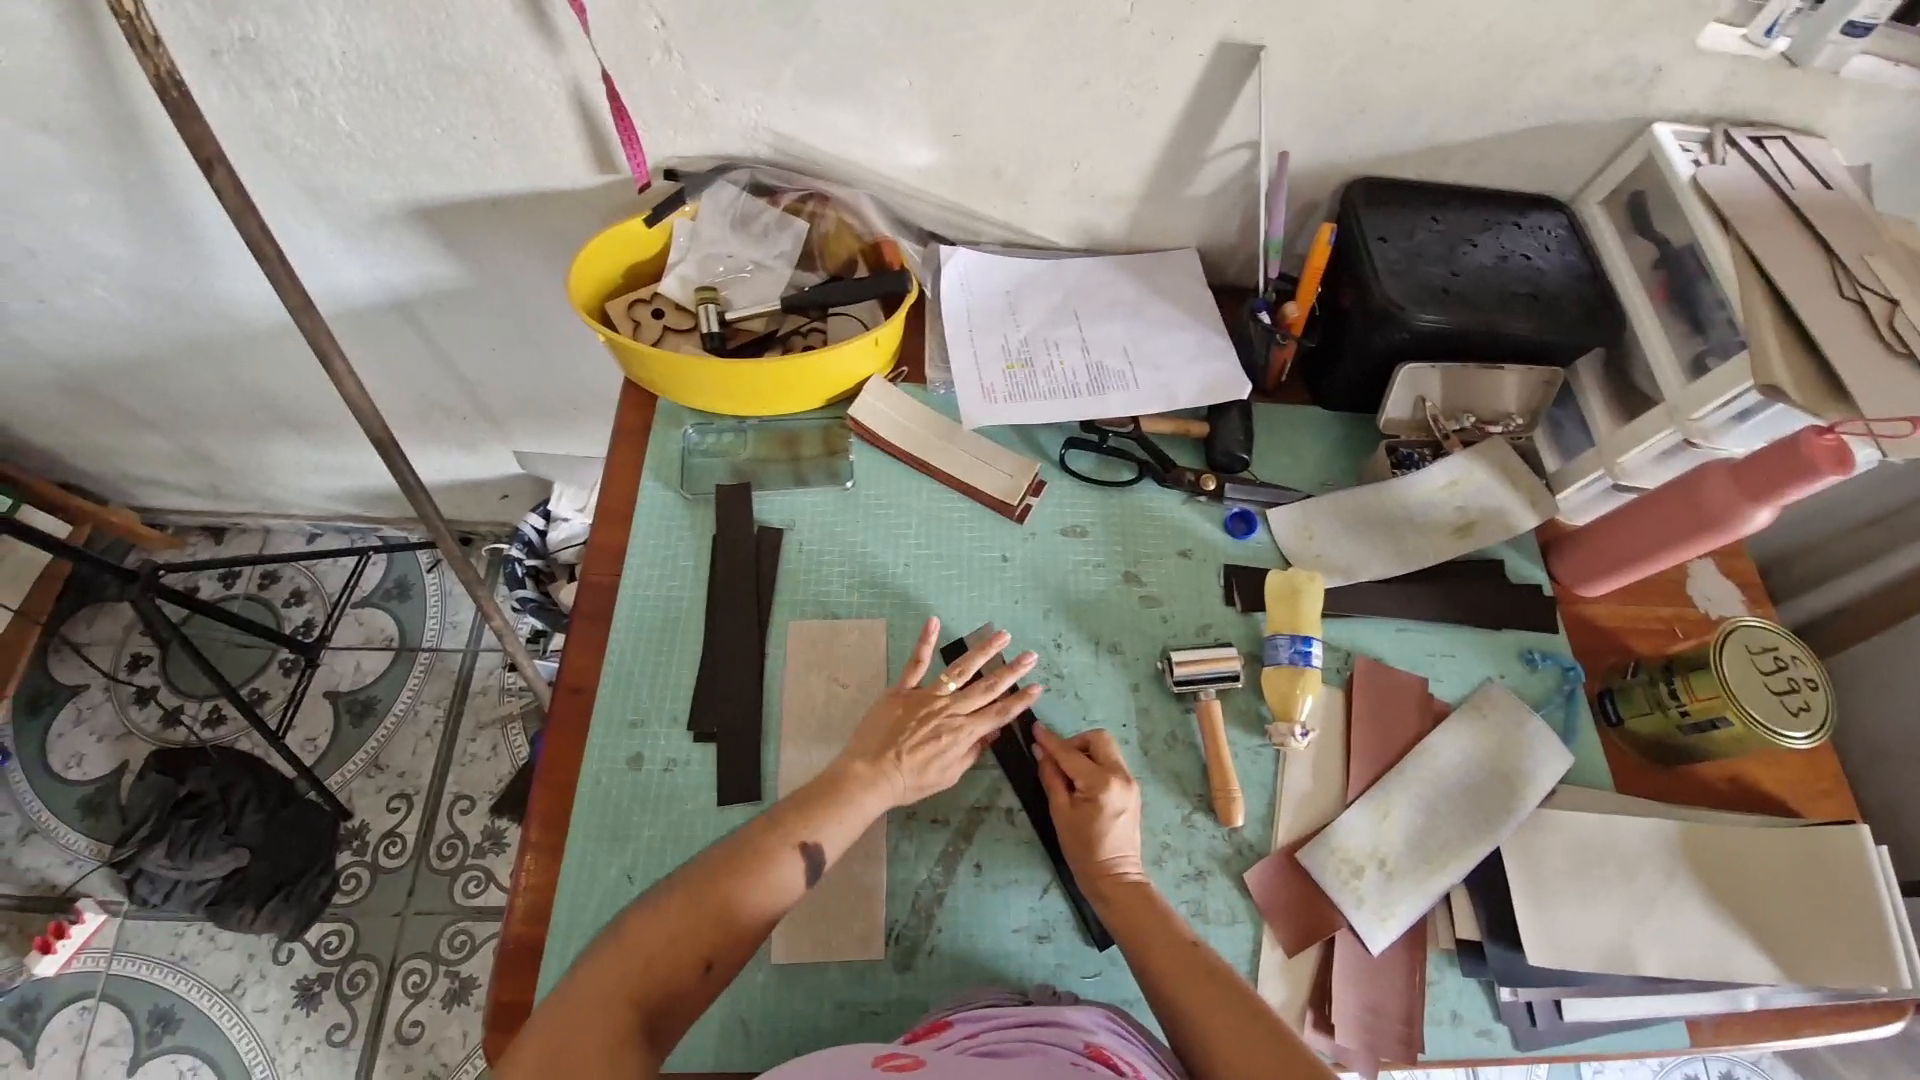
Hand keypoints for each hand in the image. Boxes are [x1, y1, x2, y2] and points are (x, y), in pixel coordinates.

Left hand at [831, 617, 1042, 808]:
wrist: (871, 774)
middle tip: (1031, 655)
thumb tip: (992, 733)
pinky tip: (934, 621)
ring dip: (983, 651)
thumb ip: (972, 752)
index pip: (1000, 713)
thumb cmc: (910, 782)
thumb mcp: (949, 775)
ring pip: (961, 670)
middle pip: (987, 687)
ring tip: (1002, 635)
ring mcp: (927, 696)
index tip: (1037, 686)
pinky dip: (925, 641)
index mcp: (964, 732)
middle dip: (1012, 671)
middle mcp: (951, 709)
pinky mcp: (903, 689)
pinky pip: (916, 663)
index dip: (1021, 700)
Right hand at [1031, 723, 1146, 891]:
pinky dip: (1097, 764)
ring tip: (1072, 775)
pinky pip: (1113, 764)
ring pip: (1108, 749)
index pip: (1070, 753)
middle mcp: (1121, 776)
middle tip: (1060, 762)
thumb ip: (1051, 776)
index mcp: (1100, 783)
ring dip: (1087, 753)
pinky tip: (1085, 785)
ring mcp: (1130, 782)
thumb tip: (1041, 751)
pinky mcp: (1133, 789)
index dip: (1050, 740)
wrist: (1115, 877)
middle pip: (1098, 738)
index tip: (1035, 728)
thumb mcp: (1060, 812)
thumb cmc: (1082, 850)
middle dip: (1076, 743)